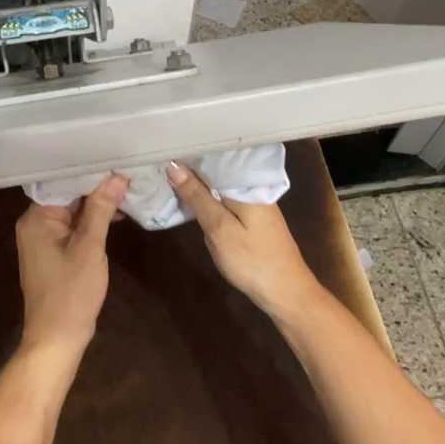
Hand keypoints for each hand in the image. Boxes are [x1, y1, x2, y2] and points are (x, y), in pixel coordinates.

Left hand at [15, 174, 128, 355]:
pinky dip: (91, 221)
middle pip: (67, 194)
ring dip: (96, 203)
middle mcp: (34, 223)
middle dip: (96, 186)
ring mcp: (42, 238)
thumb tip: (116, 177)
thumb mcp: (90, 248)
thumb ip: (101, 210)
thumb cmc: (71, 292)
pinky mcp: (53, 251)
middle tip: (127, 171)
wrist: (57, 337)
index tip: (117, 159)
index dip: (90, 172)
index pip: (63, 182)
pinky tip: (115, 215)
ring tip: (127, 188)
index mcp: (36, 218)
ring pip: (71, 210)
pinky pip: (72, 226)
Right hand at [167, 161, 325, 321]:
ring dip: (199, 184)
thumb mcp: (218, 228)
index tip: (162, 151)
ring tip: (168, 176)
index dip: (188, 154)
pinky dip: (210, 199)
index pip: (214, 156)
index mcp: (247, 183)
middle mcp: (253, 187)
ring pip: (221, 186)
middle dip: (192, 168)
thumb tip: (174, 165)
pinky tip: (193, 200)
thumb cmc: (252, 260)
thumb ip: (197, 196)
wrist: (285, 292)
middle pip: (218, 169)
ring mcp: (255, 203)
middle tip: (159, 164)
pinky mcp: (253, 218)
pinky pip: (227, 199)